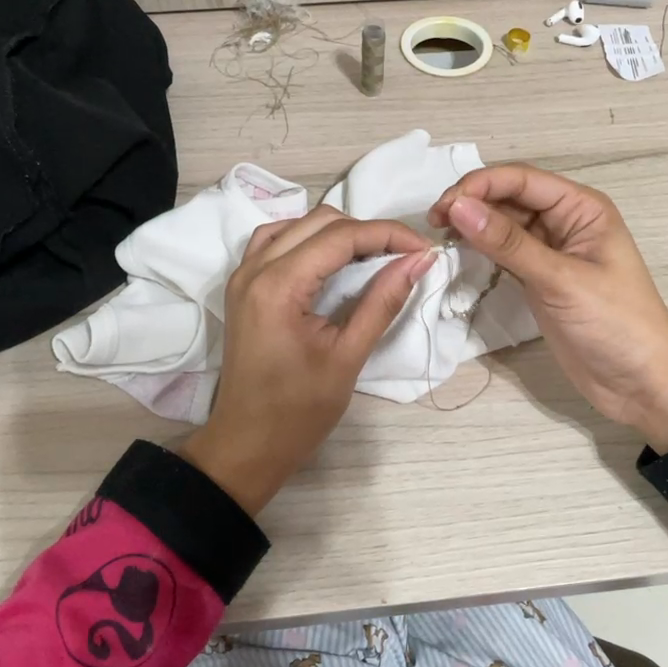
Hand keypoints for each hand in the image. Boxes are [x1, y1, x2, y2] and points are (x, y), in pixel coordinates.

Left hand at [180, 205, 435, 513]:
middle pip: (319, 222)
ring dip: (338, 231)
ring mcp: (243, 275)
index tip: (425, 249)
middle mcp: (255, 269)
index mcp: (279, 286)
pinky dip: (308, 239)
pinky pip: (276, 240)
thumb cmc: (298, 411)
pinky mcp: (242, 286)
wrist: (246, 444)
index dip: (389, 235)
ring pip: (297, 224)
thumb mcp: (348, 357)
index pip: (341, 236)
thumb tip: (420, 261)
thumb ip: (383, 302)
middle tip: (406, 256)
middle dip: (368, 231)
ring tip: (374, 256)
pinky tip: (332, 258)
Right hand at [428, 165, 667, 452]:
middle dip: (471, 203)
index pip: (522, 180)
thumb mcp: (560, 280)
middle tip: (434, 224)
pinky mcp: (538, 278)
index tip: (443, 207)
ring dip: (472, 225)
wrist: (642, 383)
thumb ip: (508, 243)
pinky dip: (480, 250)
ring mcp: (550, 251)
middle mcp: (564, 222)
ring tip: (439, 236)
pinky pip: (503, 252)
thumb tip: (458, 207)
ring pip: (502, 224)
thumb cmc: (615, 324)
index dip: (480, 186)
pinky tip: (458, 253)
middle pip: (509, 197)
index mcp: (581, 208)